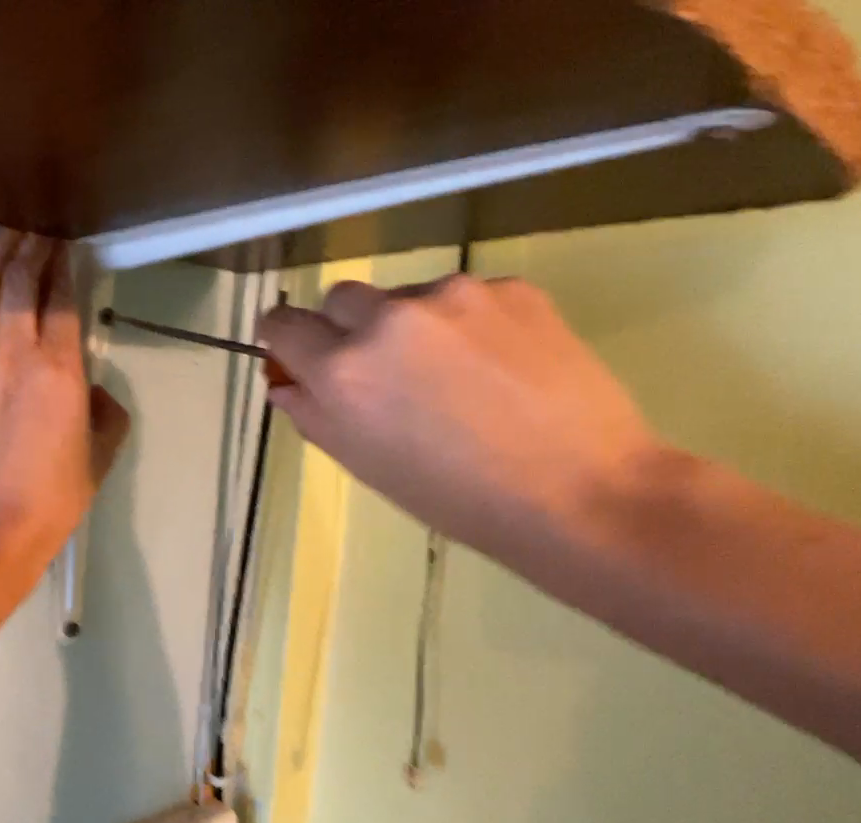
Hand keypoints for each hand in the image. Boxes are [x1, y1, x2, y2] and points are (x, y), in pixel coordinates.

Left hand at [0, 231, 129, 565]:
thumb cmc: (55, 497)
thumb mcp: (102, 453)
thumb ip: (105, 410)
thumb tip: (91, 388)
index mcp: (61, 370)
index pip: (62, 297)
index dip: (65, 265)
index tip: (69, 248)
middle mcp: (16, 354)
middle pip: (20, 281)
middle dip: (31, 247)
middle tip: (39, 233)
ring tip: (5, 234)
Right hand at [257, 275, 663, 555]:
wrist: (578, 489)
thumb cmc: (453, 496)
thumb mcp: (363, 463)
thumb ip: (313, 414)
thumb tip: (287, 383)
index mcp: (342, 371)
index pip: (283, 326)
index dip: (284, 340)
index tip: (297, 354)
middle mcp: (387, 319)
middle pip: (340, 298)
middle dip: (346, 328)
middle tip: (379, 371)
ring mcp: (453, 296)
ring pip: (404, 295)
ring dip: (407, 325)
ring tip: (450, 375)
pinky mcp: (511, 287)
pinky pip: (463, 297)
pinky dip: (463, 325)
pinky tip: (494, 367)